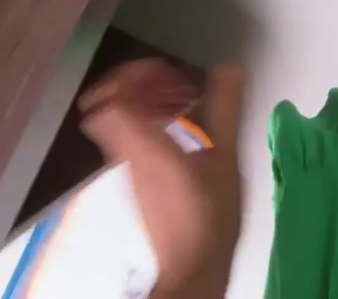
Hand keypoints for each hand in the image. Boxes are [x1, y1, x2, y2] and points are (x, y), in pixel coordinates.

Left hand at [81, 61, 246, 298]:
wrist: (195, 271)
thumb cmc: (209, 213)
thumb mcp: (226, 156)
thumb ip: (225, 109)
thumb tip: (229, 67)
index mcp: (144, 145)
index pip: (109, 101)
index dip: (128, 75)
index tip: (161, 69)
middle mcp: (129, 155)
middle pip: (110, 107)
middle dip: (137, 83)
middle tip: (172, 79)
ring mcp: (132, 171)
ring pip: (121, 122)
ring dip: (146, 102)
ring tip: (183, 99)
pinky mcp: (141, 184)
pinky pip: (134, 139)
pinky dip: (151, 123)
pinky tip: (185, 128)